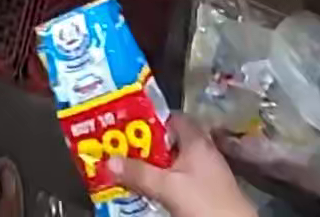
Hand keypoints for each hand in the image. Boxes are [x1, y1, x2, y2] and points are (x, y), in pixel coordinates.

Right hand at [108, 122, 254, 216]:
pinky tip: (156, 190)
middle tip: (125, 149)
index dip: (149, 120)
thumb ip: (139, 173)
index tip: (128, 126)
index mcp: (196, 138)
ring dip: (158, 165)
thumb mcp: (168, 188)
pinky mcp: (212, 192)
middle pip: (171, 140)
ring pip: (177, 161)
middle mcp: (204, 149)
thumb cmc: (205, 203)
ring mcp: (209, 172)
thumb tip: (108, 160)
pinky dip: (169, 181)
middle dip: (149, 145)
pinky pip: (184, 177)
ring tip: (134, 169)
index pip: (170, 116)